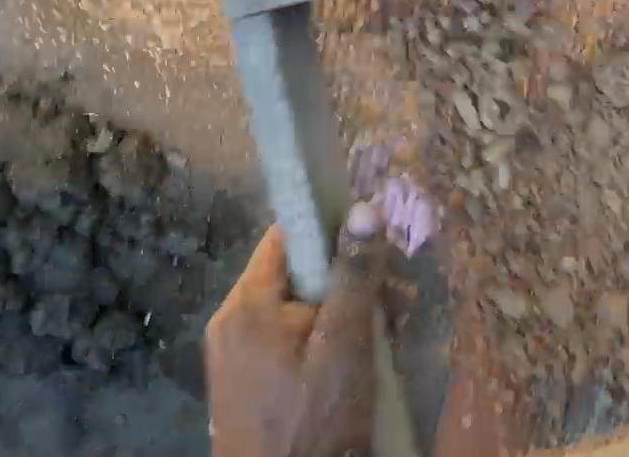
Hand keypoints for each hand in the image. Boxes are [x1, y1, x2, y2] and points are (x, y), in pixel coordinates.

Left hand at [205, 225, 379, 456]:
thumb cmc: (315, 421)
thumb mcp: (345, 342)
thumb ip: (355, 273)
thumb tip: (368, 206)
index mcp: (246, 305)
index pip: (288, 234)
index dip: (332, 228)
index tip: (373, 241)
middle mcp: (231, 322)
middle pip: (300, 271)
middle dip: (352, 277)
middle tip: (396, 296)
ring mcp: (236, 356)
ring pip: (301, 305)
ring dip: (348, 308)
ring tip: (391, 327)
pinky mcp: (248, 383)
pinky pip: (291, 338)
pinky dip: (328, 336)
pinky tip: (363, 354)